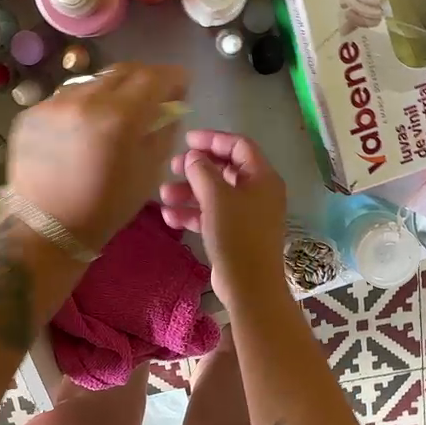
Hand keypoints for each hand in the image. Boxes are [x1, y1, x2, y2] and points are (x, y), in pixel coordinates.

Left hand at [6, 63, 188, 248]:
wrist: (48, 229)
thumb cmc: (106, 208)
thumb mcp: (148, 174)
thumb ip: (163, 133)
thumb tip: (169, 108)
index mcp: (119, 118)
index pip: (154, 77)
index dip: (173, 77)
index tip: (181, 84)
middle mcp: (84, 100)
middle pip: (122, 71)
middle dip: (143, 79)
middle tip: (151, 95)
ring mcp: (53, 104)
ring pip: (92, 84)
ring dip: (110, 94)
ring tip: (113, 117)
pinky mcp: (32, 113)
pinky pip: (66, 100)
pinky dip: (82, 109)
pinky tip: (82, 133)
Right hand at [158, 130, 286, 303]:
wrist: (250, 285)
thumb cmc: (237, 234)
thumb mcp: (216, 197)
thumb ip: (202, 170)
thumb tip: (194, 157)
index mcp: (262, 177)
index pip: (239, 146)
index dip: (213, 139)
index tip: (186, 140)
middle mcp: (259, 192)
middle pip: (225, 170)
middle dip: (196, 168)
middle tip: (172, 167)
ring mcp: (248, 215)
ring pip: (215, 194)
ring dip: (189, 193)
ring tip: (163, 195)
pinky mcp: (236, 235)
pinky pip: (213, 216)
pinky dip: (193, 214)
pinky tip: (170, 218)